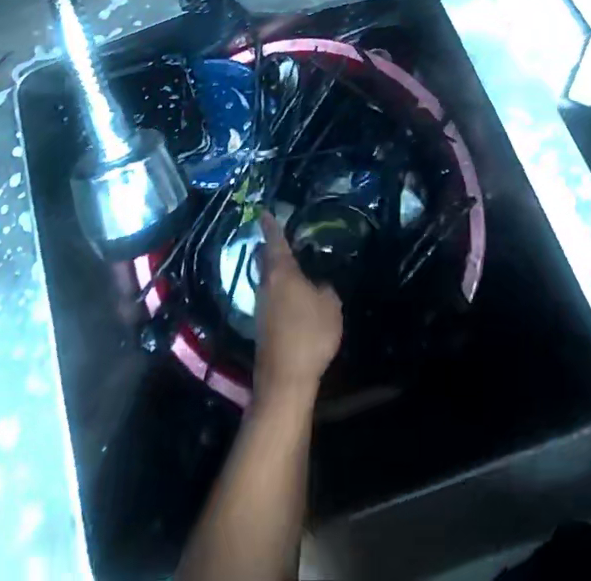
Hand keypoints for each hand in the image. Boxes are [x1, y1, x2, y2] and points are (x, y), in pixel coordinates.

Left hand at [254, 212, 342, 400]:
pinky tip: (294, 299)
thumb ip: (325, 289)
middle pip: (265, 260)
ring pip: (267, 280)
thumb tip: (318, 284)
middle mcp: (265, 285)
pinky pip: (271, 298)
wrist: (285, 377)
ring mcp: (260, 306)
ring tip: (295, 269)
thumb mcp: (330, 306)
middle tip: (284, 240)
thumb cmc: (309, 333)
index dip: (271, 226)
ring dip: (278, 273)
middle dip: (271, 249)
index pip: (275, 241)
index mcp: (281, 272)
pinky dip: (281, 292)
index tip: (265, 212)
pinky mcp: (262, 325)